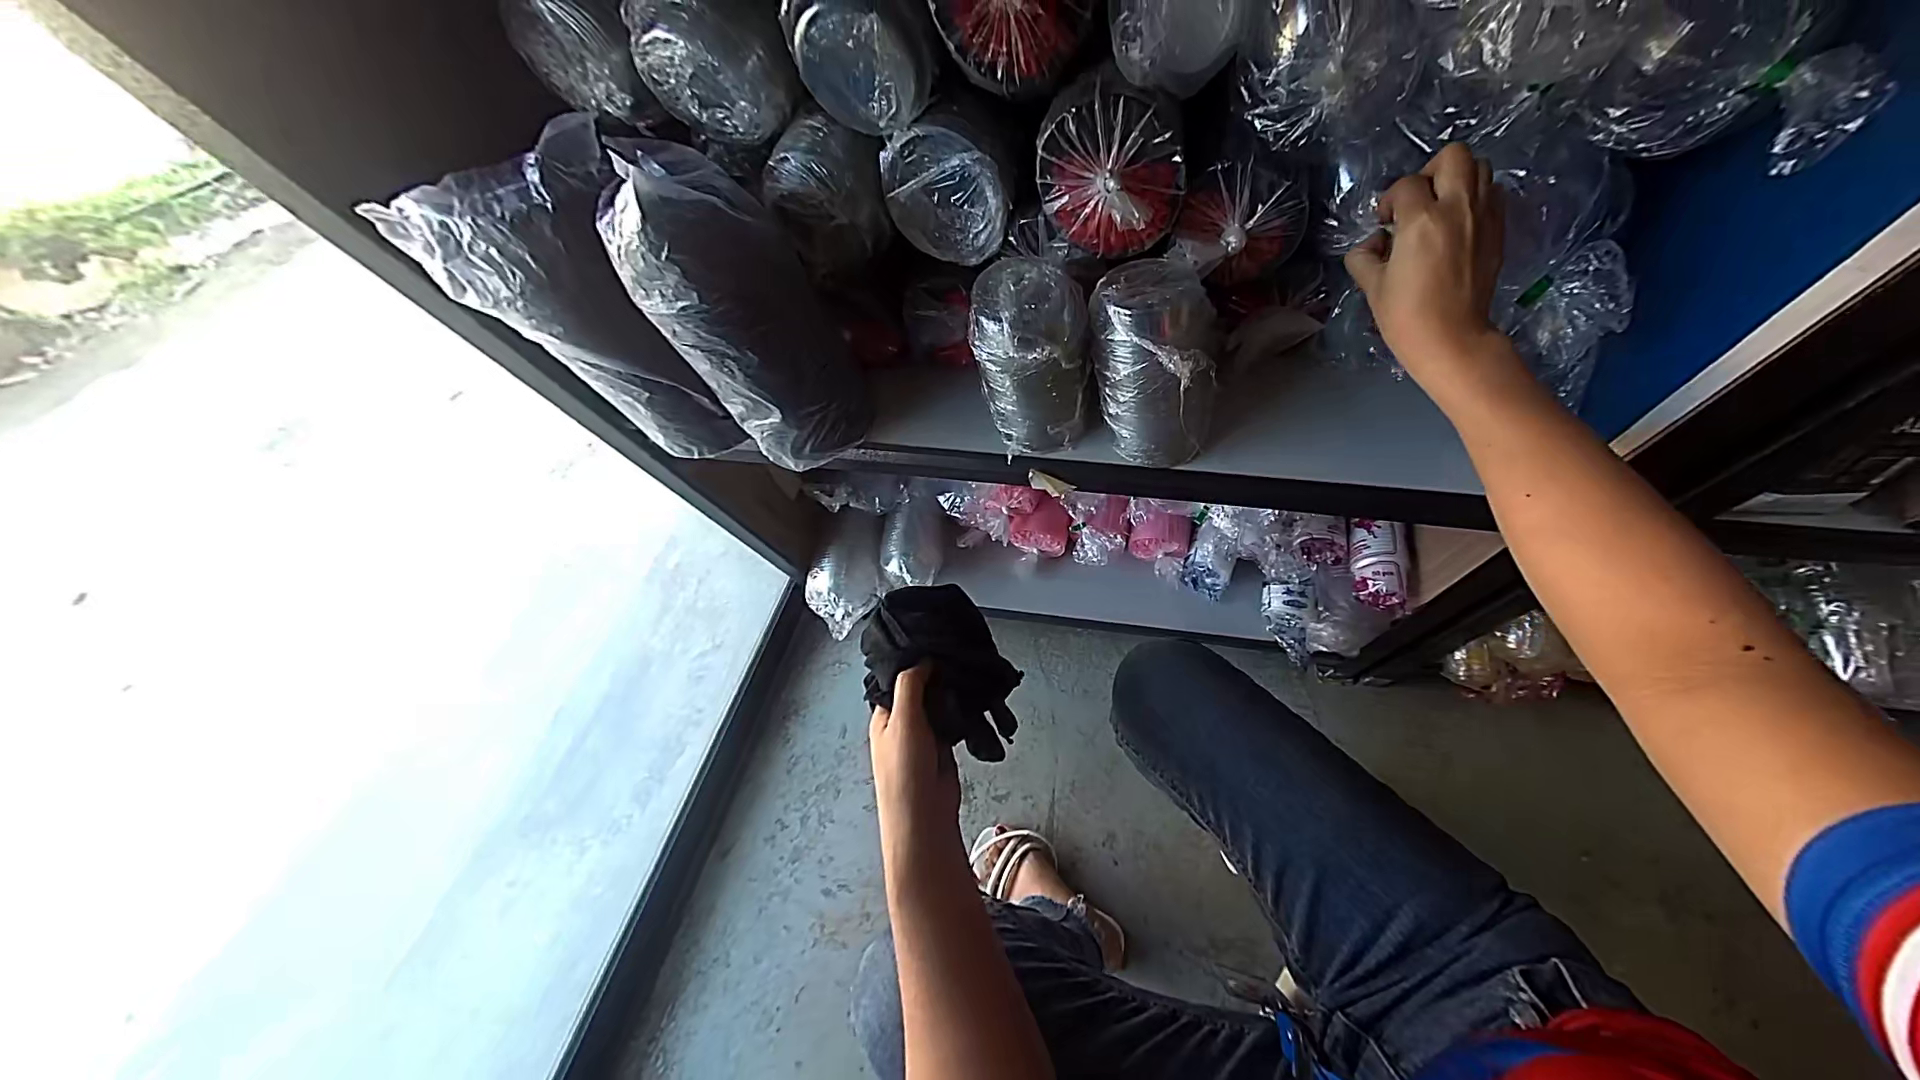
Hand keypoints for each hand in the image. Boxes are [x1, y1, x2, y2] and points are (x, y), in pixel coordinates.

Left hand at [870, 665, 960, 839]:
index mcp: (884, 715)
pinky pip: (953, 721)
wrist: (925, 816)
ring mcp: (923, 735)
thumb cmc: (905, 772)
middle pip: (921, 690)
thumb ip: (910, 686)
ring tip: (967, 674)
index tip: (934, 646)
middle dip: (937, 677)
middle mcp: (902, 723)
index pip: (898, 679)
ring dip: (951, 694)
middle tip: (956, 657)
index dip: (915, 663)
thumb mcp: (902, 720)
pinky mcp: (943, 746)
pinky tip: (973, 700)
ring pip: (939, 705)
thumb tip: (922, 660)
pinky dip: (962, 712)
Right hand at [1344, 143, 1507, 379]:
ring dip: (1456, 180)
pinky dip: (1475, 197)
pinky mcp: (1498, 228)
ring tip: (1438, 210)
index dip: (1389, 201)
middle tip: (1417, 201)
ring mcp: (1484, 215)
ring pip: (1479, 167)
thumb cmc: (1404, 315)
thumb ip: (1365, 256)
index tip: (1384, 223)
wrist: (1450, 336)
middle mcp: (1458, 207)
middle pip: (1453, 156)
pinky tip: (1457, 224)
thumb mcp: (1371, 286)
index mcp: (1422, 221)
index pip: (1405, 185)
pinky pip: (1491, 193)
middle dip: (1429, 172)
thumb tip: (1373, 244)